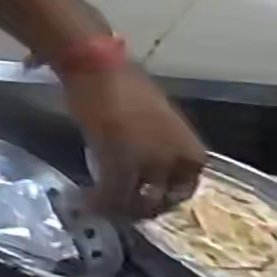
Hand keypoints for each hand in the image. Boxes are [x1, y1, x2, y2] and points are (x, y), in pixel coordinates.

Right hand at [65, 66, 206, 218]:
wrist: (95, 67)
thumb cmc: (120, 84)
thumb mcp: (148, 117)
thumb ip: (146, 140)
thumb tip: (128, 150)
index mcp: (192, 153)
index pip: (182, 189)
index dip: (159, 198)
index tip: (138, 200)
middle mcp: (176, 162)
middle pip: (161, 198)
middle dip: (138, 207)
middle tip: (116, 209)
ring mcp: (148, 161)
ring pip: (136, 198)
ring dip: (117, 206)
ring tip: (97, 207)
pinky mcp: (116, 160)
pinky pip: (112, 188)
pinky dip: (99, 199)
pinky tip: (85, 201)